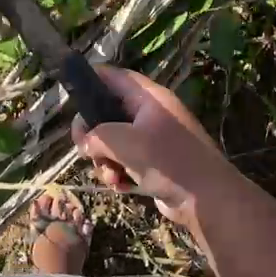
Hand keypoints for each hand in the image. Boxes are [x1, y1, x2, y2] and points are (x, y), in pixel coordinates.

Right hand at [72, 68, 241, 230]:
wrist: (205, 199)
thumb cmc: (168, 162)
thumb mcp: (124, 142)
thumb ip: (97, 135)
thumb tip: (85, 142)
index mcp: (148, 98)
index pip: (114, 77)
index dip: (91, 81)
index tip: (70, 96)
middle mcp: (150, 115)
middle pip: (107, 114)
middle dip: (93, 136)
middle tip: (86, 151)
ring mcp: (152, 141)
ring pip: (112, 143)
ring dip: (105, 161)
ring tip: (112, 176)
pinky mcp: (153, 165)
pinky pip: (124, 163)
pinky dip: (118, 174)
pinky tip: (122, 186)